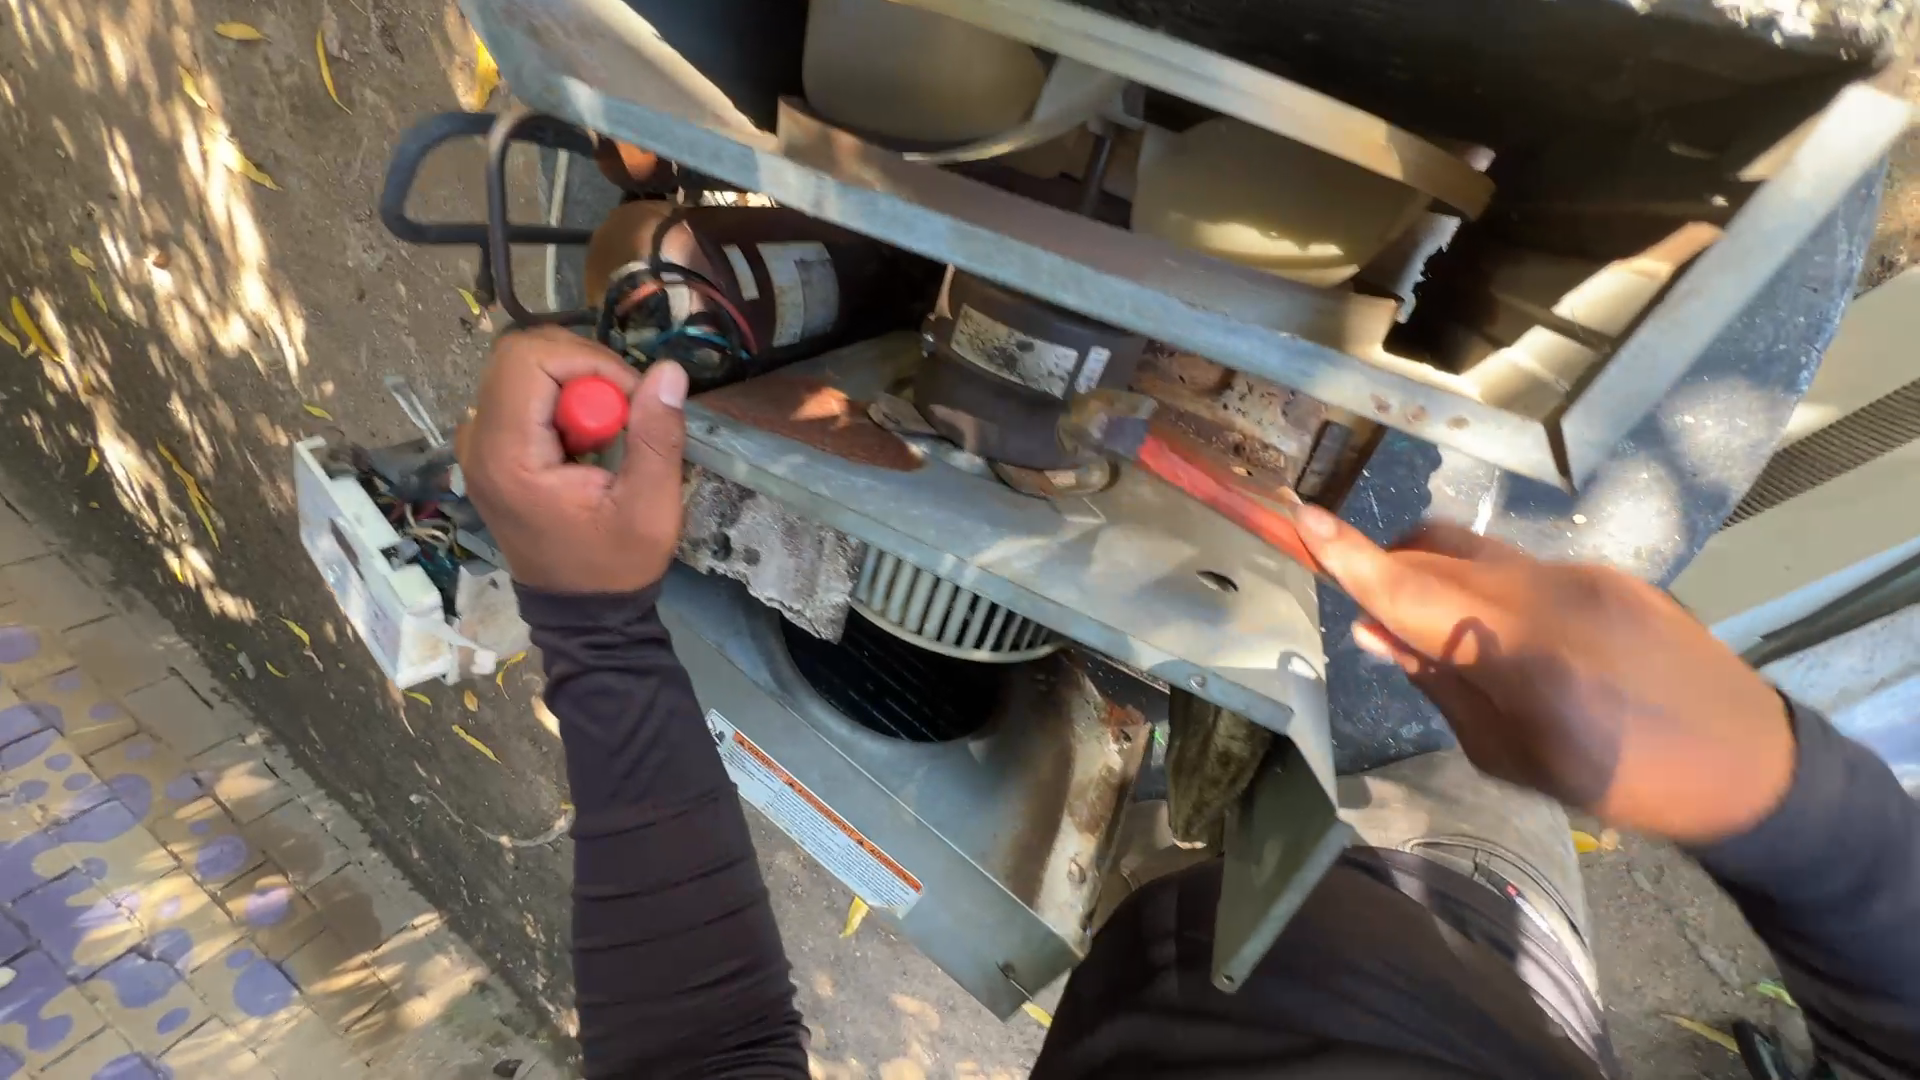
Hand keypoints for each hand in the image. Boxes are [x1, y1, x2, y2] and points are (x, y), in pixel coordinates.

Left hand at [457, 327, 689, 594]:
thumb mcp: (650, 506)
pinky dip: (565, 399)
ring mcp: (480, 441)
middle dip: (586, 369)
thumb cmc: (615, 563)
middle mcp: (478, 438)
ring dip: (579, 383)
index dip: (590, 362)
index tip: (634, 399)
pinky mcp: (493, 446)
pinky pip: (525, 393)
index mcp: (507, 454)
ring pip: (524, 369)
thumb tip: (669, 370)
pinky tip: (590, 438)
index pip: (529, 359)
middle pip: (522, 354)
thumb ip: (657, 436)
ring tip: (612, 428)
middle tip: (627, 409)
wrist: (582, 608)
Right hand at [1294, 504, 1794, 844]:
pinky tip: (1513, 634)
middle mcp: (1545, 596)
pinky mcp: (1604, 571)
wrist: (1754, 769)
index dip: (1351, 556)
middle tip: (1380, 616)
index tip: (1304, 517)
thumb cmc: (1613, 781)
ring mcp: (1579, 575)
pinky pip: (1512, 563)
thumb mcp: (1503, 752)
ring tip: (1443, 625)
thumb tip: (1373, 628)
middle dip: (1386, 569)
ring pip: (1467, 549)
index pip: (1410, 591)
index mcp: (1517, 655)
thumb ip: (1434, 680)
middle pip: (1430, 553)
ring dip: (1430, 571)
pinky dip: (1481, 587)